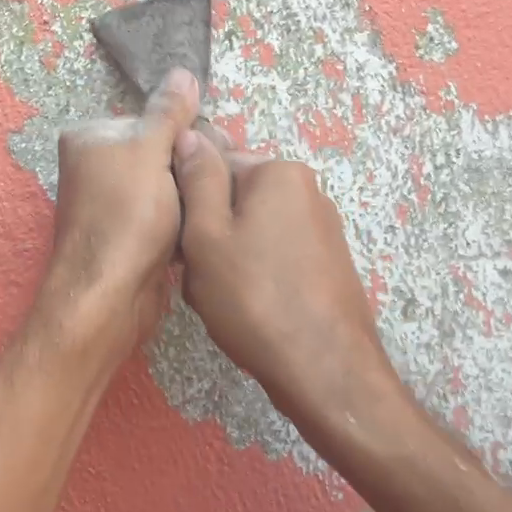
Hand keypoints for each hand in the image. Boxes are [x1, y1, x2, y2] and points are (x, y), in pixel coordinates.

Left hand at [41, 68, 201, 345]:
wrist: (109, 298)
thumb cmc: (126, 216)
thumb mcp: (150, 151)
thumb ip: (169, 112)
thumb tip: (183, 72)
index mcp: (91, 137)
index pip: (150, 118)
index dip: (185, 131)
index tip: (217, 147)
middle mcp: (96, 165)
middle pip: (161, 151)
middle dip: (191, 165)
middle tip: (222, 178)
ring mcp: (112, 201)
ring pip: (168, 185)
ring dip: (192, 196)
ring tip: (216, 205)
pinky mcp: (129, 234)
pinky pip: (167, 215)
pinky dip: (185, 221)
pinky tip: (204, 230)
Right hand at [170, 130, 405, 431]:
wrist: (327, 376)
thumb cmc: (256, 298)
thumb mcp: (207, 235)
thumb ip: (197, 179)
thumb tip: (190, 135)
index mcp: (279, 172)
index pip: (213, 166)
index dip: (190, 203)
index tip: (183, 241)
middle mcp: (307, 191)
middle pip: (234, 200)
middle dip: (211, 235)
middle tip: (199, 276)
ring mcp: (322, 230)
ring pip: (251, 233)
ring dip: (229, 261)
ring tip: (221, 301)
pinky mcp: (328, 266)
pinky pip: (275, 257)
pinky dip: (255, 279)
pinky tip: (248, 313)